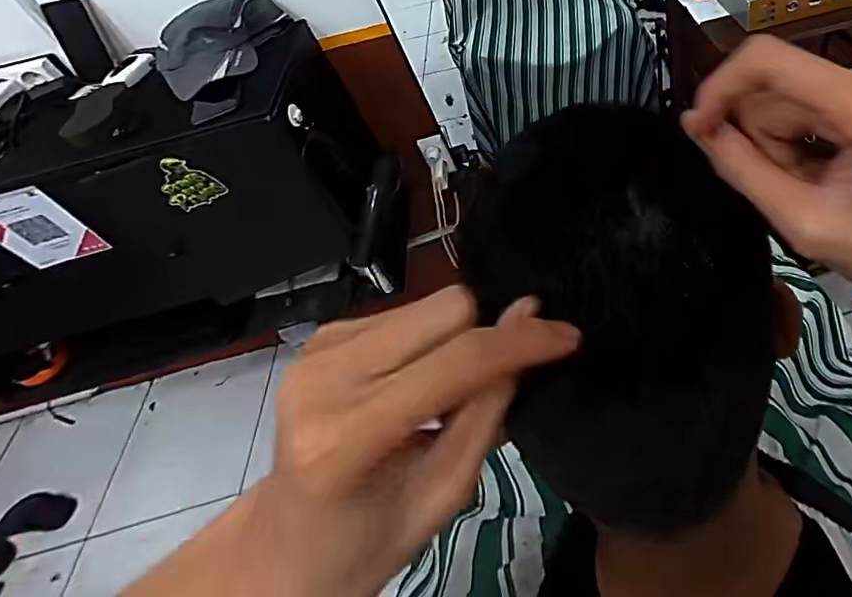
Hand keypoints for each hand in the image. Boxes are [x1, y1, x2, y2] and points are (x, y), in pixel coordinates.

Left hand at [216, 288, 578, 596]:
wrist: (284, 547)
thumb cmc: (368, 541)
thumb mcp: (443, 493)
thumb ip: (490, 406)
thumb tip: (528, 319)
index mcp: (348, 435)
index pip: (458, 363)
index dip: (520, 344)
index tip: (567, 337)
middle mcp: (326, 374)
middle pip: (448, 310)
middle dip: (487, 337)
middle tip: (500, 379)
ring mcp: (319, 347)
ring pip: (430, 303)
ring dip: (458, 336)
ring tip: (446, 393)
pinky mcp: (324, 333)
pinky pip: (407, 311)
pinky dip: (428, 339)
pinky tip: (415, 382)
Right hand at [681, 36, 851, 306]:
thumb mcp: (806, 224)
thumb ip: (742, 170)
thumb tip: (695, 125)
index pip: (765, 59)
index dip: (719, 87)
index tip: (699, 128)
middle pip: (769, 88)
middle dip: (758, 138)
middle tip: (787, 189)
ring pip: (777, 97)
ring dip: (775, 144)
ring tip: (808, 186)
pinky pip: (796, 102)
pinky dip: (791, 139)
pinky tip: (817, 171)